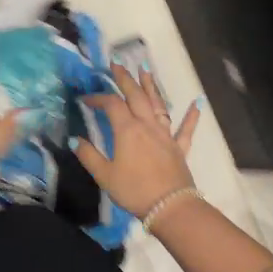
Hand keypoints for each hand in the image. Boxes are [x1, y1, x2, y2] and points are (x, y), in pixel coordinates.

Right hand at [75, 64, 202, 217]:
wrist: (169, 206)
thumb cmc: (133, 190)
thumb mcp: (104, 175)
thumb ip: (89, 155)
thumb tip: (76, 140)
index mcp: (127, 130)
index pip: (111, 105)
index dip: (97, 98)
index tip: (85, 98)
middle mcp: (147, 126)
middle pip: (136, 96)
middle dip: (125, 79)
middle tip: (117, 64)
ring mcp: (166, 135)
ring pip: (159, 105)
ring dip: (152, 87)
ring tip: (145, 70)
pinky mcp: (179, 148)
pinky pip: (186, 130)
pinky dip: (191, 116)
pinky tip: (197, 104)